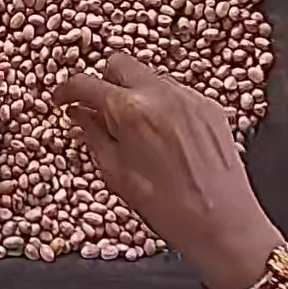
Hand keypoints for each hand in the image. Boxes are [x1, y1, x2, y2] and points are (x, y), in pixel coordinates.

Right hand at [55, 53, 281, 288]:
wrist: (225, 225)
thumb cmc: (167, 207)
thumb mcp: (114, 173)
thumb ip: (92, 135)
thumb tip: (79, 114)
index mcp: (130, 111)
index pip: (86, 83)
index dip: (67, 90)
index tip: (62, 99)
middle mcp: (161, 94)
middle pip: (119, 64)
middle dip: (102, 81)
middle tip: (95, 107)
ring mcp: (190, 98)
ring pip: (147, 76)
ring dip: (132, 92)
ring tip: (130, 127)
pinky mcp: (210, 107)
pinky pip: (174, 92)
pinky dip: (159, 104)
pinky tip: (159, 134)